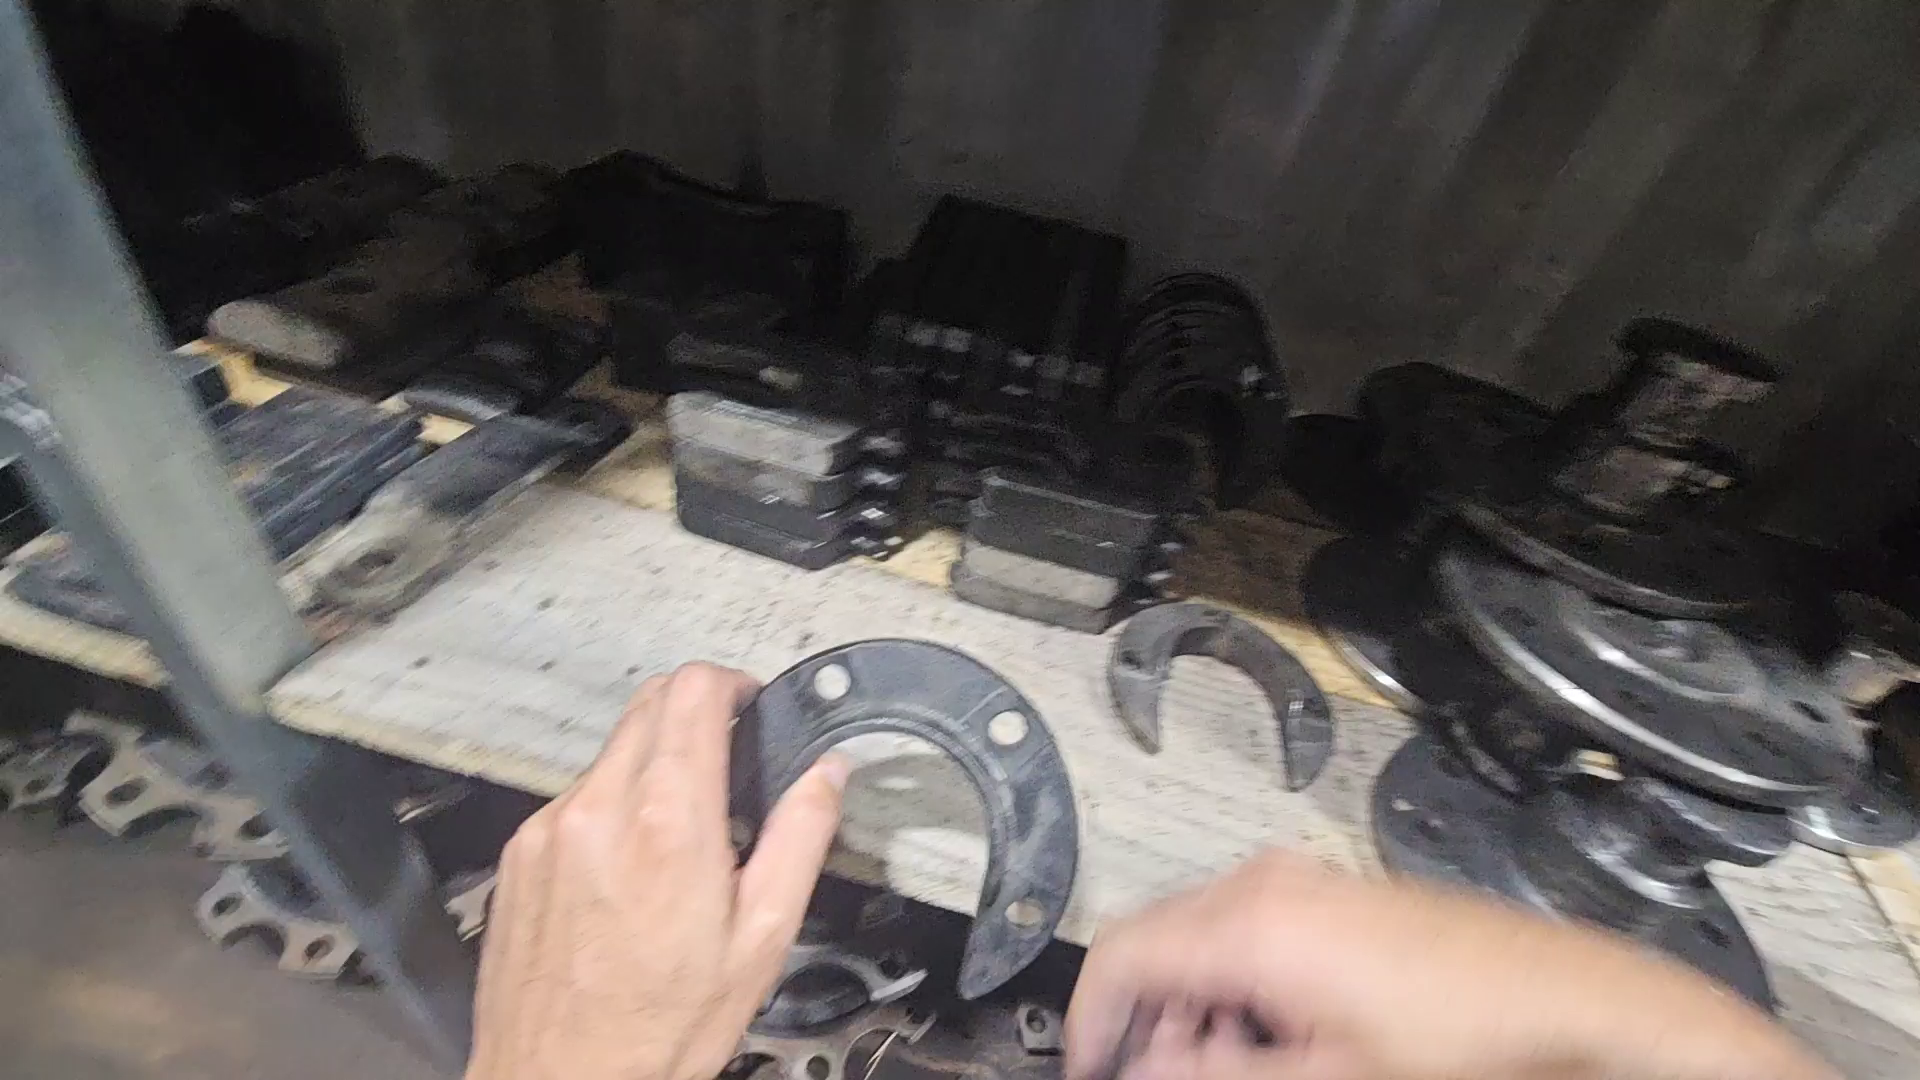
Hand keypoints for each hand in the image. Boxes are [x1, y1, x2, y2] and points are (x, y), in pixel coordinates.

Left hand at [466, 663, 849, 1079]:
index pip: (692, 691)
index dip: (730, 683)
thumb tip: (829, 771)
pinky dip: (616, 794)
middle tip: (727, 752)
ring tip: (682, 819)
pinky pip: (580, 789)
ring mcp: (550, 827)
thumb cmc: (666, 1023)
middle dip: (696, 706)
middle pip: (651, 700)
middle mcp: (599, 808)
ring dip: (656, 753)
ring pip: (615, 743)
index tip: (748, 706)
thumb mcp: (764, 932)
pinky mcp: (521, 851)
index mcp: (669, 820)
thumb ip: (803, 833)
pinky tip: (632, 856)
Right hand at [1065, 850, 1836, 1079]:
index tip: (1088, 1066)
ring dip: (1191, 1000)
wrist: (1583, 1008)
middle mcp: (1261, 882)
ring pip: (1201, 933)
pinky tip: (1272, 1031)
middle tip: (1157, 1076)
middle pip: (1159, 936)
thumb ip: (1220, 1072)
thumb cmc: (1459, 1046)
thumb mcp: (1329, 1077)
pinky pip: (1246, 928)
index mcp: (1251, 922)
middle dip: (1146, 1012)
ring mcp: (1297, 879)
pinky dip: (1232, 981)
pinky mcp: (1327, 891)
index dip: (1092, 1014)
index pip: (1127, 950)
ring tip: (1222, 1063)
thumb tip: (1148, 1066)